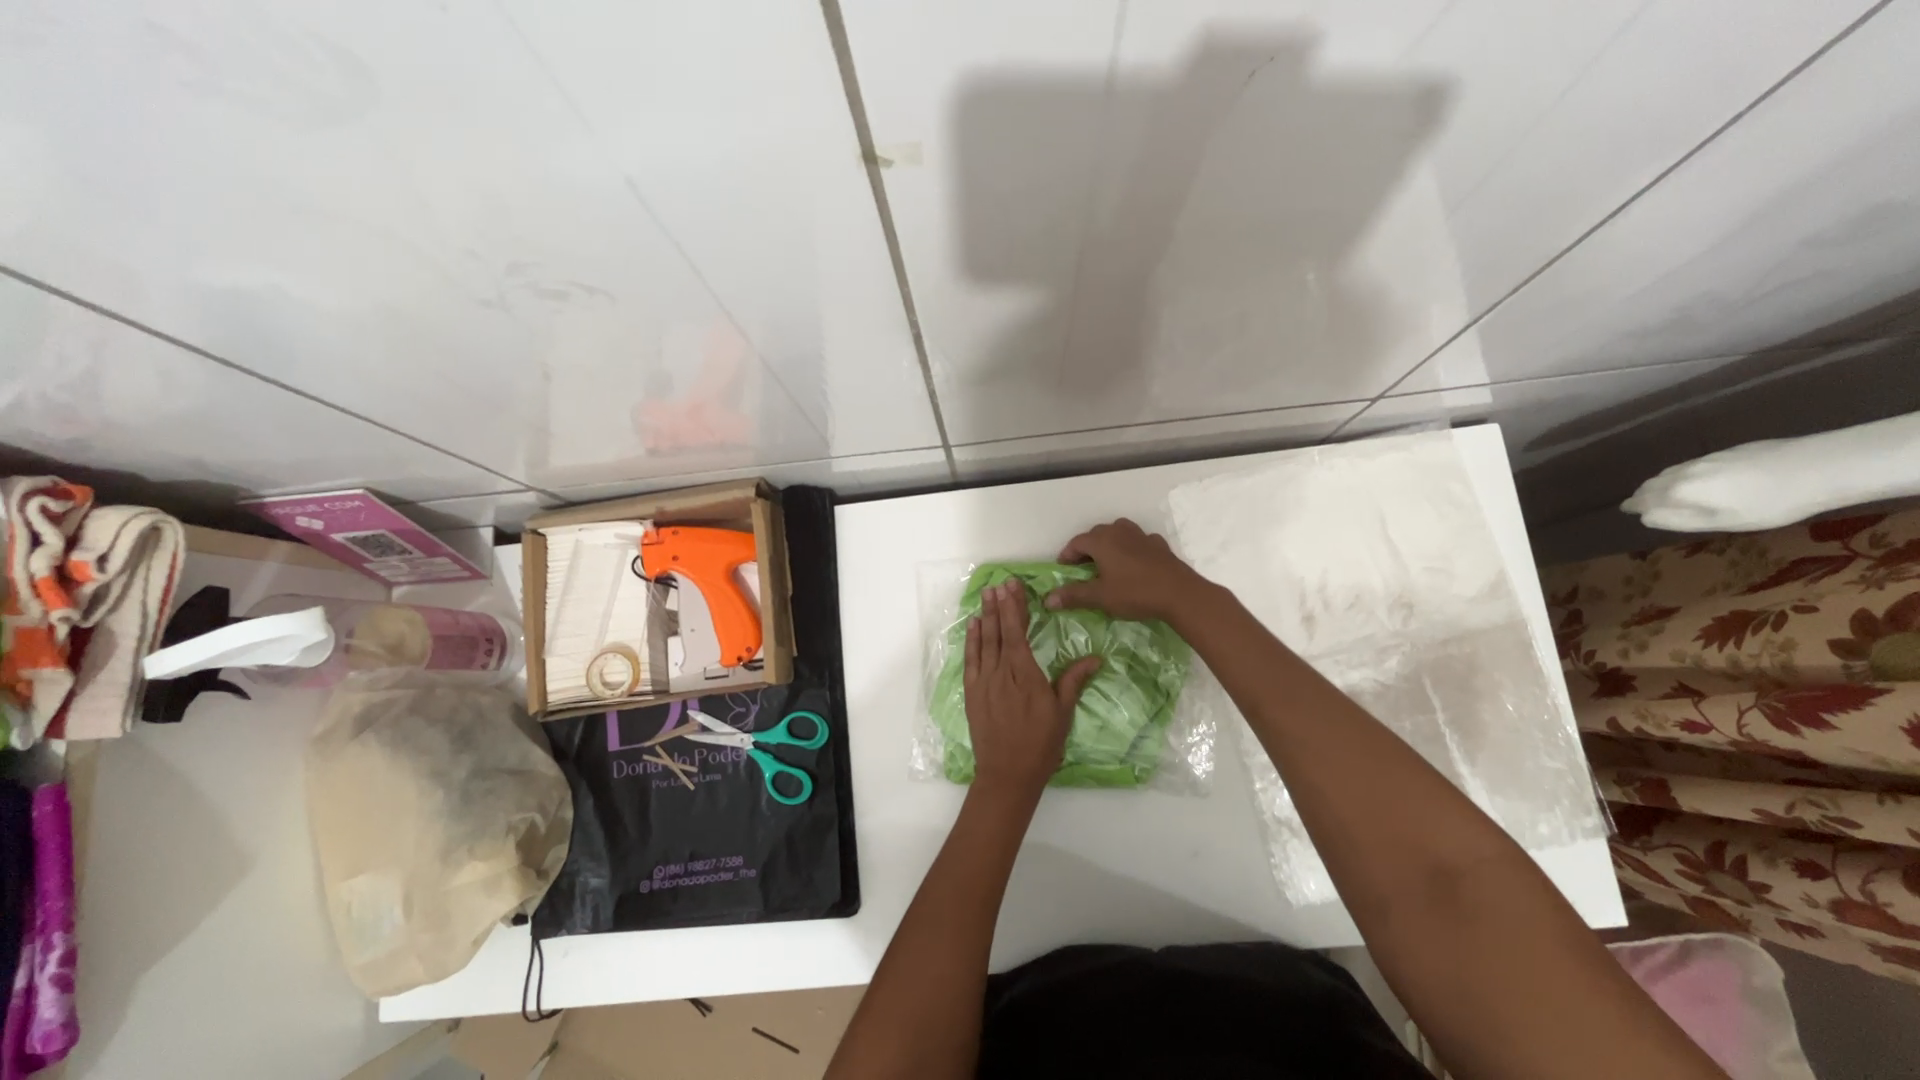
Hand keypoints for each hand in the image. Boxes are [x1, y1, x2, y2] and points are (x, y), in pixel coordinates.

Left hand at [965, 580, 1100, 798]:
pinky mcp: (972, 693)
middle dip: (1000, 605)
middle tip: (1001, 582)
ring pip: (984, 642)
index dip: (1015, 608)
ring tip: (986, 594)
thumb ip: (1073, 680)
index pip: (1018, 633)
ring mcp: (984, 682)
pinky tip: (974, 626)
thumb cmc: (1041, 745)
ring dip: (985, 617)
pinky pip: (971, 660)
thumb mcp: (1063, 712)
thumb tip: (1095, 658)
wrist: (1007, 773)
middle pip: (1000, 632)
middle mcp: (1001, 673)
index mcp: (1025, 675)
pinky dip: (972, 641)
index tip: (1013, 587)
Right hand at [1046, 518, 1209, 622]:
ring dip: (1109, 544)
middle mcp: (1120, 532)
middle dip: (1086, 549)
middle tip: (1083, 568)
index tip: (1064, 570)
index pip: (1076, 542)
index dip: (1067, 555)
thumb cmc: (1135, 593)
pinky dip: (1131, 548)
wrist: (1179, 593)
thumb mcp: (1100, 597)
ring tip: (1107, 562)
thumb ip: (1073, 595)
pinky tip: (1134, 563)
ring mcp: (1142, 536)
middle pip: (1096, 534)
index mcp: (1102, 541)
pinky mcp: (1159, 545)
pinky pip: (1139, 541)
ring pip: (1119, 532)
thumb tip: (1047, 599)